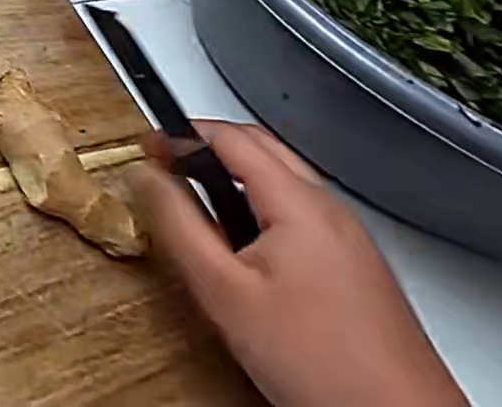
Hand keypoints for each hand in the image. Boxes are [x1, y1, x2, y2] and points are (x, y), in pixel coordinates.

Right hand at [132, 121, 467, 406]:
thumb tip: (146, 176)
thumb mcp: (220, 288)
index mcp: (301, 207)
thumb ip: (175, 220)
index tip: (146, 149)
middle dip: (204, 144)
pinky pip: (297, 208)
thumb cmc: (322, 367)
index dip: (177, 134)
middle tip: (163, 164)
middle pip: (259, 145)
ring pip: (280, 176)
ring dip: (230, 171)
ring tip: (191, 201)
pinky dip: (256, 200)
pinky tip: (235, 239)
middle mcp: (333, 213)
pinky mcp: (356, 265)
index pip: (229, 137)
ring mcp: (351, 239)